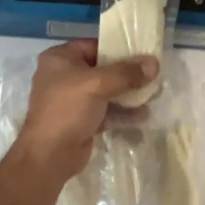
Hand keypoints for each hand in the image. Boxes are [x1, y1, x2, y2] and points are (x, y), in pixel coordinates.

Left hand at [13, 41, 158, 182]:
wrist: (49, 157)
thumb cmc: (67, 109)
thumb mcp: (97, 85)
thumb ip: (126, 74)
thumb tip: (155, 63)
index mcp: (60, 59)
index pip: (93, 46)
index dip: (118, 48)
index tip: (143, 52)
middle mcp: (65, 76)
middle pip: (102, 69)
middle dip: (127, 74)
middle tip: (153, 74)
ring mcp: (73, 100)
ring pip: (105, 91)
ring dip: (128, 94)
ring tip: (154, 94)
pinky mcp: (81, 121)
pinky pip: (105, 111)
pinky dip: (122, 112)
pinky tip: (143, 114)